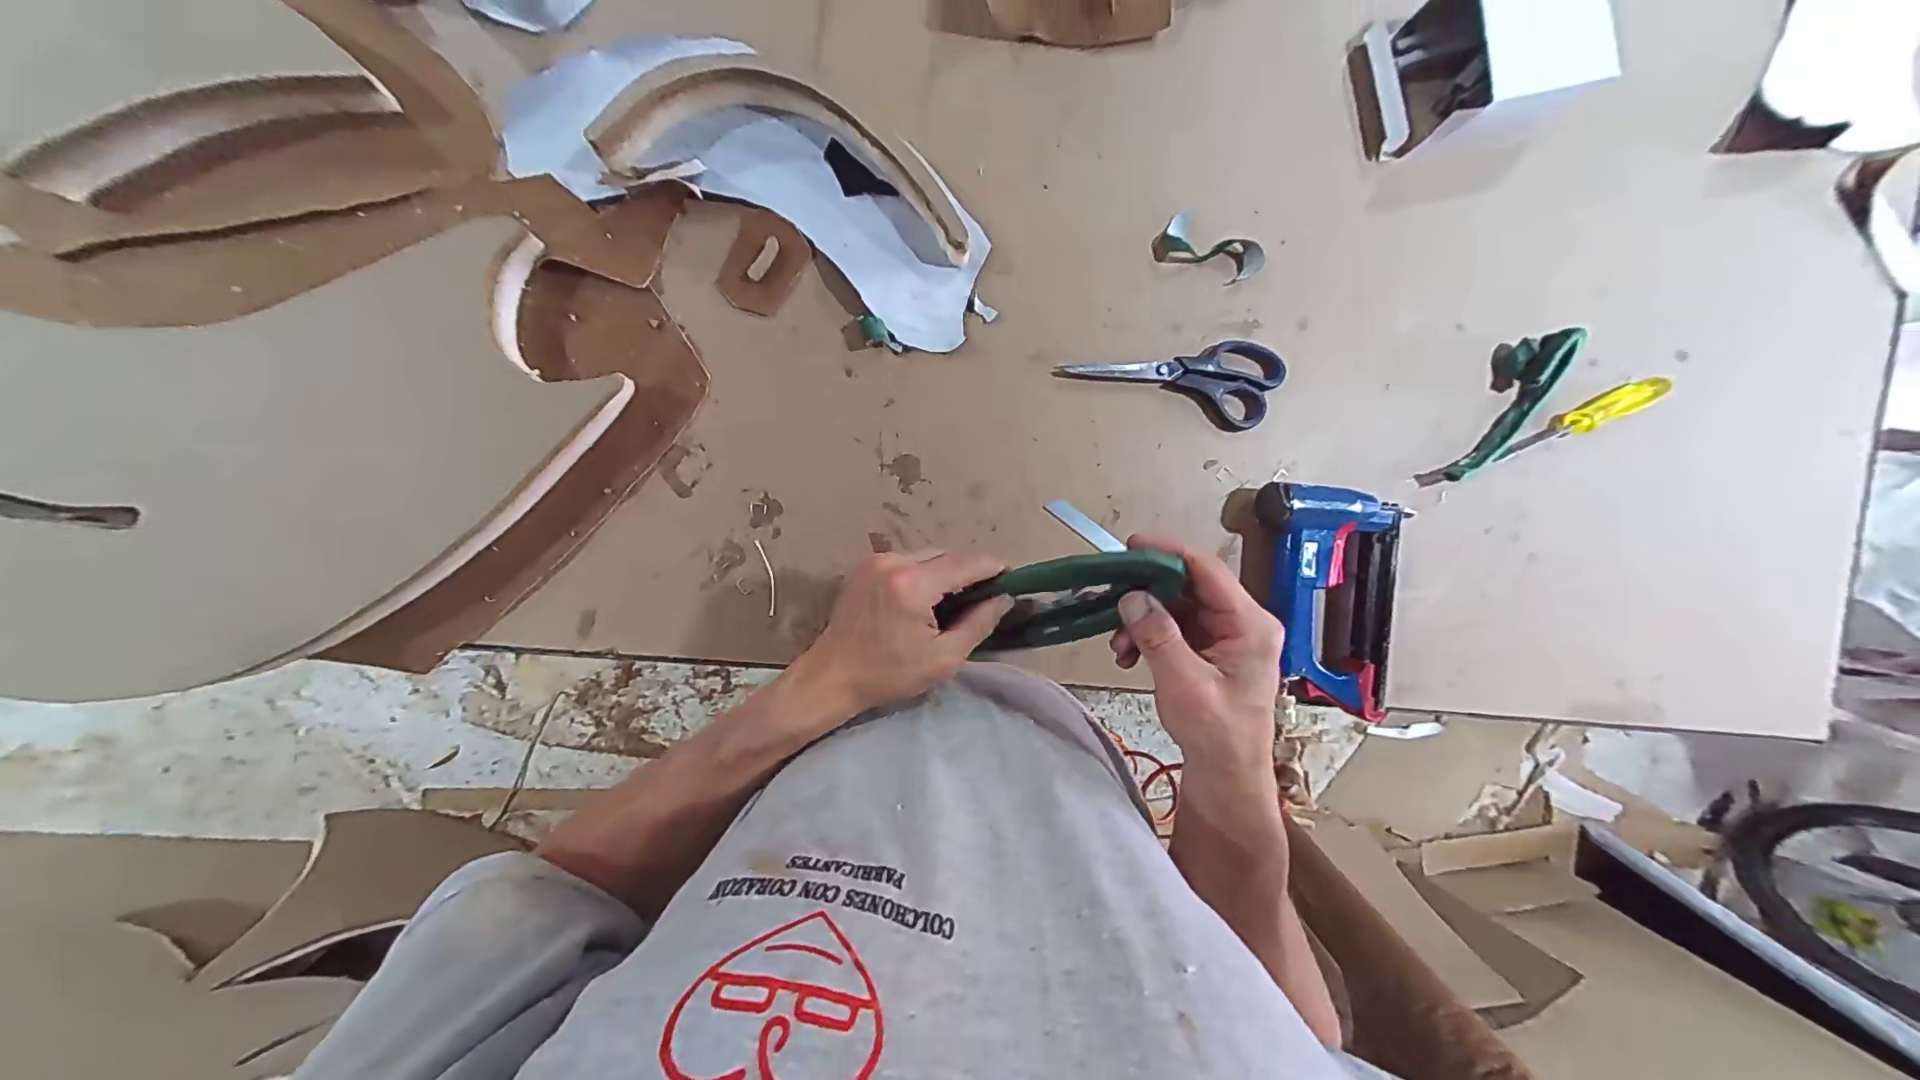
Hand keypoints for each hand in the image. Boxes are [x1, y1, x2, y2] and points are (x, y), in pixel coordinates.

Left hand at [790, 550, 1012, 719]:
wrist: (831, 676)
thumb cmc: (888, 674)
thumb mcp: (944, 658)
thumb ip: (979, 623)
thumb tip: (1003, 599)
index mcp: (913, 583)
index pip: (966, 563)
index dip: (994, 567)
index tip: (1012, 578)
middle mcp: (894, 561)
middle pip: (947, 555)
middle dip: (969, 572)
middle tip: (984, 598)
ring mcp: (876, 561)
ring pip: (927, 556)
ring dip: (945, 573)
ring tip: (955, 602)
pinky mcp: (865, 566)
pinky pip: (907, 561)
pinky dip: (923, 574)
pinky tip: (926, 599)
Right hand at [1110, 534, 1283, 775]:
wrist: (1227, 778)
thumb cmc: (1217, 735)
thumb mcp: (1184, 683)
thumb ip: (1158, 635)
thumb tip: (1131, 596)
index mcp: (1250, 624)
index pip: (1207, 570)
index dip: (1168, 552)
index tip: (1130, 547)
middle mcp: (1241, 622)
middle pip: (1188, 586)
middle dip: (1147, 594)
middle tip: (1112, 599)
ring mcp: (1224, 636)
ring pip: (1175, 606)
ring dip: (1142, 619)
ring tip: (1120, 645)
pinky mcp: (1208, 650)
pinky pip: (1172, 627)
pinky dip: (1147, 635)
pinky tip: (1129, 655)